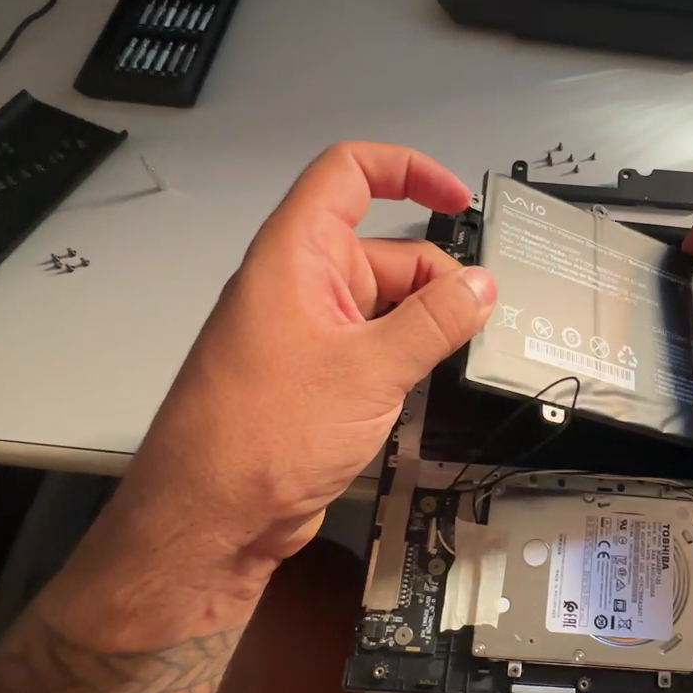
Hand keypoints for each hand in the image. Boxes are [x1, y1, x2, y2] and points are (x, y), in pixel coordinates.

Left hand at [75, 142, 495, 605]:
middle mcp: (301, 284)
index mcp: (297, 255)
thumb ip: (435, 322)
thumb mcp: (370, 370)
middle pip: (386, 251)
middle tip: (471, 321)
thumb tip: (482, 287)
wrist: (210, 521)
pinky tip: (423, 383)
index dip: (408, 170)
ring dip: (424, 323)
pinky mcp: (317, 373)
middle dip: (435, 279)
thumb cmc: (264, 435)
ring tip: (448, 359)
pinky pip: (375, 342)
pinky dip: (406, 353)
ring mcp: (309, 331)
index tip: (459, 199)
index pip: (350, 173)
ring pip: (386, 302)